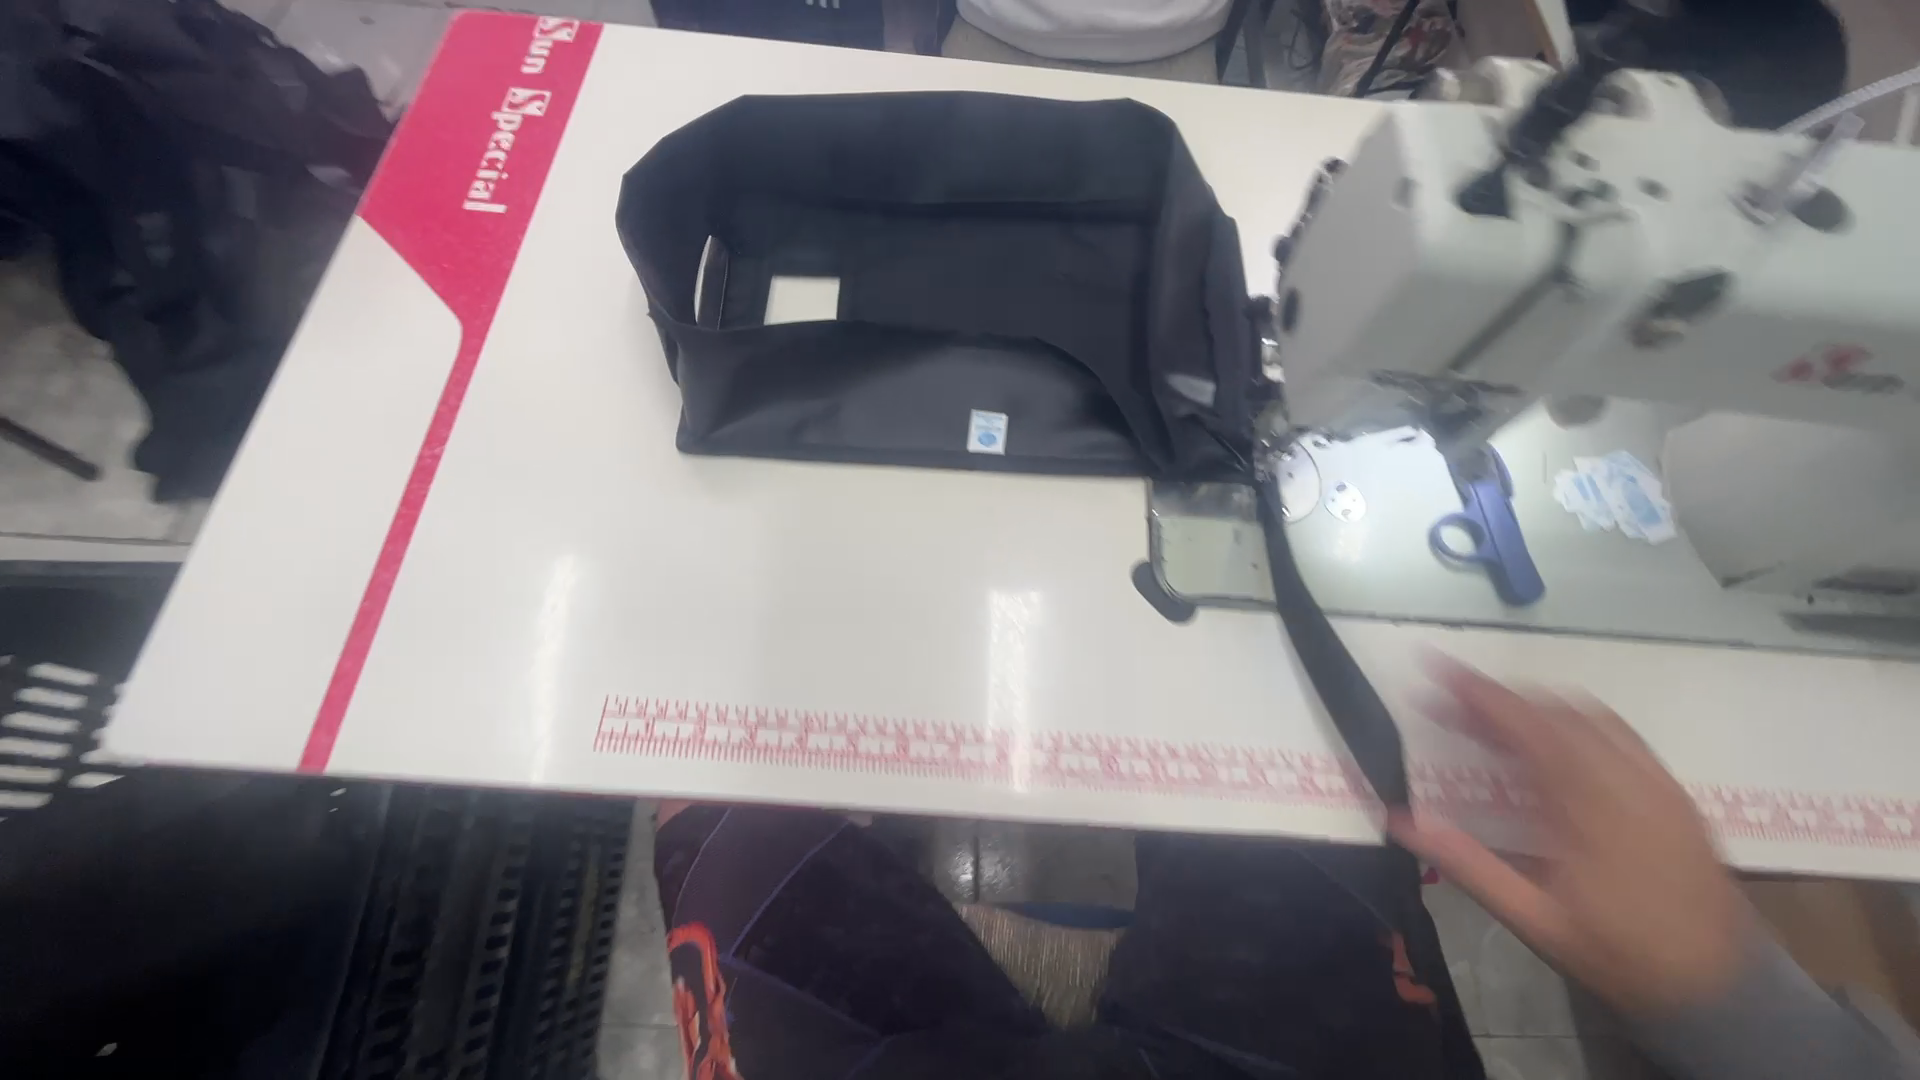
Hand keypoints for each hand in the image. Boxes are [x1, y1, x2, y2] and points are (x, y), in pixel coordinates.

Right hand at [1386, 658, 1746, 1014]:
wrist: (1726, 993)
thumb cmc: (1619, 954)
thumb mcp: (1534, 919)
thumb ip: (1467, 864)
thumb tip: (1399, 819)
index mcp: (1592, 810)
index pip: (1529, 726)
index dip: (1478, 691)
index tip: (1435, 669)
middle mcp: (1630, 784)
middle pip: (1556, 711)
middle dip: (1496, 697)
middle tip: (1446, 705)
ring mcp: (1659, 785)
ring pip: (1589, 715)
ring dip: (1533, 706)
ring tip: (1489, 720)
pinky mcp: (1675, 794)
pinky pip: (1618, 733)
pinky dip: (1572, 720)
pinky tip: (1549, 742)